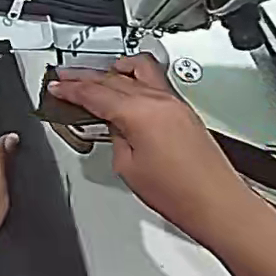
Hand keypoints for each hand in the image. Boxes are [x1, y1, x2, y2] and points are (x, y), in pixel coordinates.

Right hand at [46, 54, 257, 236]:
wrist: (219, 206)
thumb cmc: (181, 194)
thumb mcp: (127, 167)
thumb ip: (114, 136)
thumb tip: (112, 124)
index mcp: (139, 113)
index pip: (94, 92)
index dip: (70, 89)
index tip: (56, 87)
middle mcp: (159, 100)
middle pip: (111, 77)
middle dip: (84, 77)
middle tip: (65, 79)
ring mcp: (175, 102)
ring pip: (136, 69)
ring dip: (111, 69)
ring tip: (95, 75)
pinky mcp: (184, 109)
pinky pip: (154, 80)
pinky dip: (134, 77)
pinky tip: (125, 85)